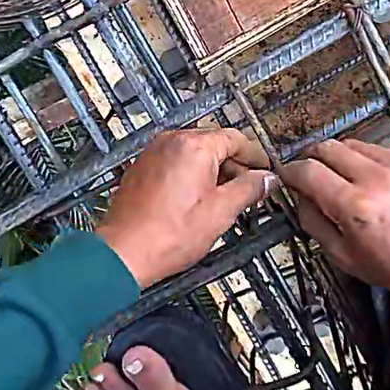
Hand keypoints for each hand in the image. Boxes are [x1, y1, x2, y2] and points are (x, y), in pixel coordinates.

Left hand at [96, 128, 276, 287]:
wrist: (124, 251)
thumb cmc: (168, 235)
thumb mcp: (221, 212)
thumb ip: (248, 189)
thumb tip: (266, 178)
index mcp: (194, 146)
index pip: (235, 138)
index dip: (255, 156)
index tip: (263, 173)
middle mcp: (171, 141)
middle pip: (214, 143)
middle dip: (233, 165)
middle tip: (247, 190)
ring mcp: (153, 152)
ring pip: (193, 153)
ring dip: (211, 171)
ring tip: (221, 200)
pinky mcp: (142, 166)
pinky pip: (174, 162)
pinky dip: (189, 175)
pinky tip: (194, 200)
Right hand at [280, 139, 389, 302]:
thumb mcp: (344, 256)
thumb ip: (313, 221)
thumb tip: (300, 198)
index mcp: (356, 207)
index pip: (307, 171)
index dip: (289, 173)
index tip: (287, 177)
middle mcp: (377, 180)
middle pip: (325, 148)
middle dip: (310, 160)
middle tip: (308, 175)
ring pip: (348, 143)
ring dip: (335, 157)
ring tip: (337, 178)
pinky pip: (374, 149)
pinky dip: (361, 159)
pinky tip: (364, 178)